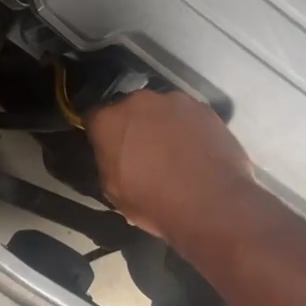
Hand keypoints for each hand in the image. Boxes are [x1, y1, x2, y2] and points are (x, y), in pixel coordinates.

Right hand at [86, 91, 256, 240]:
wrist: (211, 203)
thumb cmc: (153, 201)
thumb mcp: (113, 189)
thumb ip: (107, 161)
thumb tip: (112, 155)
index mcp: (109, 120)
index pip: (94, 117)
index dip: (100, 133)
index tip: (106, 147)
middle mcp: (139, 102)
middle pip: (129, 108)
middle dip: (132, 125)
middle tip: (140, 150)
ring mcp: (175, 102)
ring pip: (161, 110)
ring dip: (161, 124)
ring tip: (172, 151)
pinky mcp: (205, 109)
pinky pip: (188, 116)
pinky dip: (187, 129)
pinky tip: (194, 151)